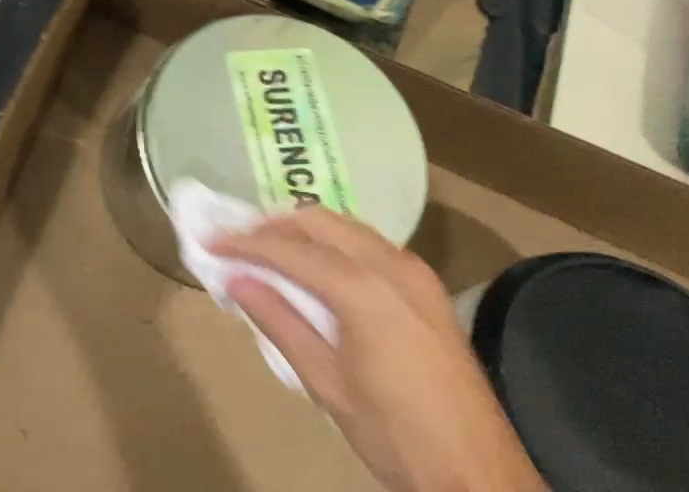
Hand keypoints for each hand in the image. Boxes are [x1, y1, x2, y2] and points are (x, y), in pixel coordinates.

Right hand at [211, 210, 544, 491]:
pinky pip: (370, 245)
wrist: (479, 473)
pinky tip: (317, 268)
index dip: (244, 244)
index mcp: (364, 291)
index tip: (209, 241)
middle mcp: (392, 267)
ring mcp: (416, 274)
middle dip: (272, 227)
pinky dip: (335, 244)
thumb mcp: (326, 382)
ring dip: (304, 232)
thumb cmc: (395, 434)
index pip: (289, 250)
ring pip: (346, 227)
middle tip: (237, 244)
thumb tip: (236, 279)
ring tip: (269, 253)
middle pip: (319, 222)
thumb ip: (279, 321)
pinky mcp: (428, 288)